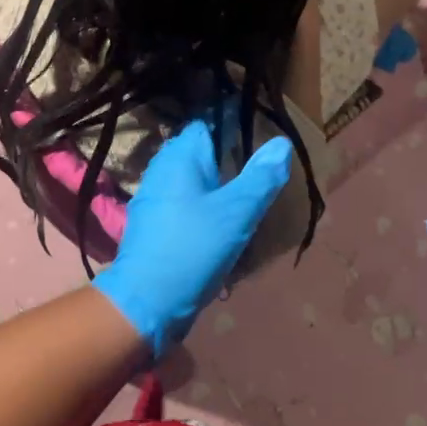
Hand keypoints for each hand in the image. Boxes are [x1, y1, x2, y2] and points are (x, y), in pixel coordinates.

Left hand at [92, 117, 292, 359]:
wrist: (145, 302)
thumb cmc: (193, 249)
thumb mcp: (237, 213)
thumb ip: (261, 177)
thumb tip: (281, 143)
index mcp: (180, 156)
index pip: (207, 123)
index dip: (233, 125)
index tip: (260, 138)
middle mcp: (162, 168)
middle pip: (200, 151)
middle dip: (227, 158)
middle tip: (257, 174)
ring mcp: (153, 196)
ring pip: (192, 179)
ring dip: (216, 187)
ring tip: (243, 202)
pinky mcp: (152, 223)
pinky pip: (183, 202)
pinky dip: (202, 207)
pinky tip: (219, 227)